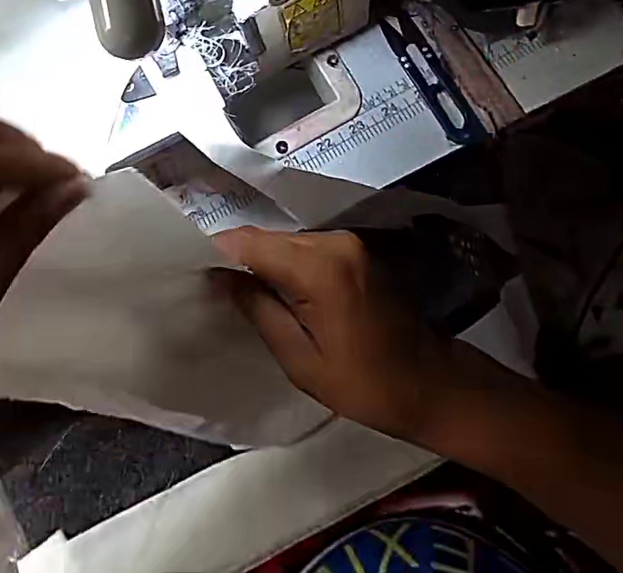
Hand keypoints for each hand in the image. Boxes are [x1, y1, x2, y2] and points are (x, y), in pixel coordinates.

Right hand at [213, 227, 500, 442]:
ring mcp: (346, 242)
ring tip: (235, 287)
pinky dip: (282, 262)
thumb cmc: (366, 384)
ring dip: (260, 259)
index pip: (252, 243)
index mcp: (319, 267)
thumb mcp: (301, 359)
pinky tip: (271, 286)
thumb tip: (221, 277)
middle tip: (208, 282)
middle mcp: (332, 242)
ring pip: (284, 241)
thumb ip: (258, 309)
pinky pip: (304, 248)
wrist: (432, 384)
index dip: (217, 251)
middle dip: (236, 256)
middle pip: (268, 238)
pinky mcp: (353, 249)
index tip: (190, 267)